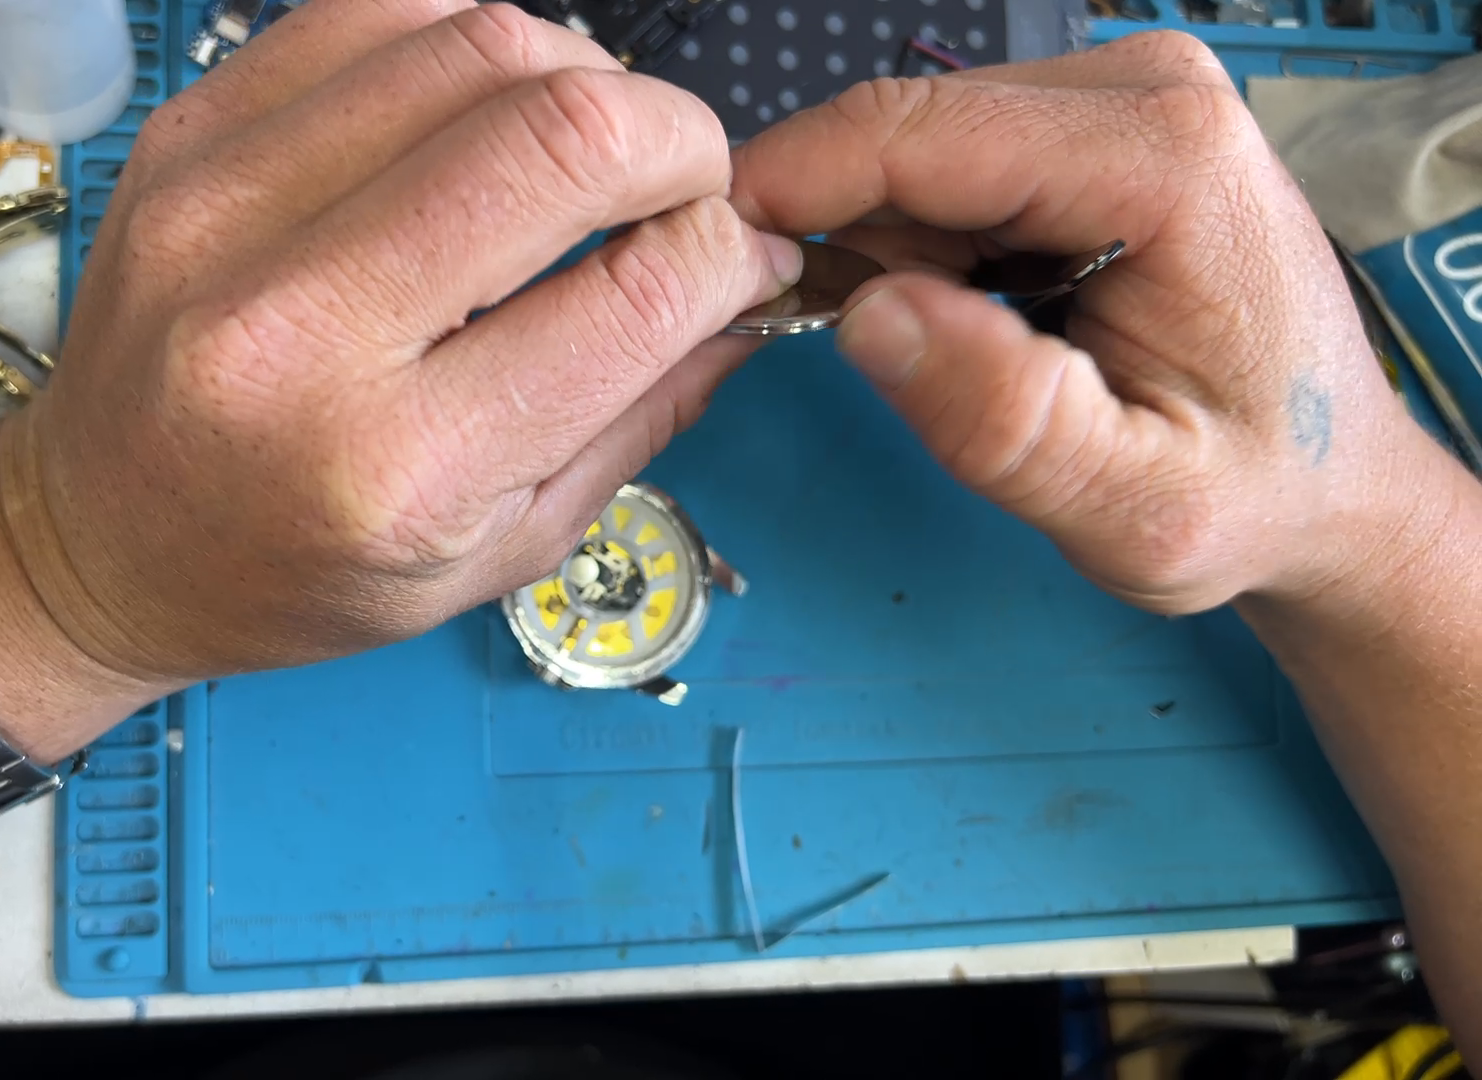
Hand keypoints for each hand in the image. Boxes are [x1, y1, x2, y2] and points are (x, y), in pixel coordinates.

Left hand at [0, 0, 801, 682]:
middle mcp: (310, 332)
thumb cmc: (304, 583)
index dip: (726, 254)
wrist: (106, 545)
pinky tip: (488, 117)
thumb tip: (733, 307)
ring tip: (594, 154)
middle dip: (678, 139)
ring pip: (479, 44)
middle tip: (687, 185)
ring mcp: (228, 210)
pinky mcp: (187, 140)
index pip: (631, 299)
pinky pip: (374, 13)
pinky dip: (474, 43)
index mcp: (404, 470)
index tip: (744, 258)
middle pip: (562, 136)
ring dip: (585, 81)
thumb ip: (630, 429)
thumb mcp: (490, 558)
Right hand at [729, 31, 1443, 614]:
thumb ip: (1006, 416)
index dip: (779, 193)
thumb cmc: (1240, 494)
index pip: (908, 136)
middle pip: (884, 139)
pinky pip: (910, 191)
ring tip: (857, 346)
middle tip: (772, 335)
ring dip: (831, 250)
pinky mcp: (1050, 159)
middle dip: (800, 230)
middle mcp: (1121, 104)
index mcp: (1154, 159)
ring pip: (883, 164)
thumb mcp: (1131, 500)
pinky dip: (866, 255)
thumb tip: (867, 318)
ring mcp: (1085, 122)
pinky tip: (893, 322)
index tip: (697, 272)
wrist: (1312, 482)